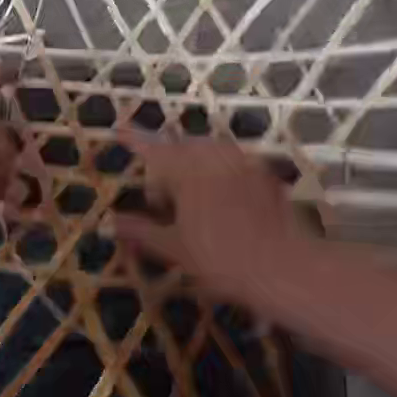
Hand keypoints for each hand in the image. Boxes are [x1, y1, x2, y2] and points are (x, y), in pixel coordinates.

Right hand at [110, 136, 315, 307]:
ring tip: (191, 203)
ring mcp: (243, 162)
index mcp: (185, 169)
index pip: (152, 148)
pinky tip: (223, 205)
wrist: (285, 268)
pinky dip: (219, 175)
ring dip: (193, 168)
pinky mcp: (265, 174)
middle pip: (181, 149)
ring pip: (208, 154)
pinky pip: (233, 164)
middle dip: (167, 167)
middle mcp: (213, 156)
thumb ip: (140, 231)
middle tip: (163, 204)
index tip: (118, 128)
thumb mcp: (173, 248)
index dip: (134, 139)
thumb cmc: (220, 258)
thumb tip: (111, 223)